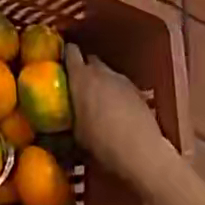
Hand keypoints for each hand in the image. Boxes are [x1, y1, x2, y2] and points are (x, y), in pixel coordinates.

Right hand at [65, 44, 176, 186]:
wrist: (142, 153)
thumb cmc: (102, 142)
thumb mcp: (77, 134)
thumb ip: (70, 117)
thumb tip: (65, 120)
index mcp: (81, 76)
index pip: (70, 51)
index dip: (66, 55)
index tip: (62, 64)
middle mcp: (101, 72)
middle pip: (91, 60)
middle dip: (86, 70)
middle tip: (81, 87)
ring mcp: (122, 80)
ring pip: (108, 74)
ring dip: (104, 83)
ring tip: (102, 103)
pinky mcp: (139, 92)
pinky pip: (123, 87)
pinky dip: (119, 95)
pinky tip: (120, 113)